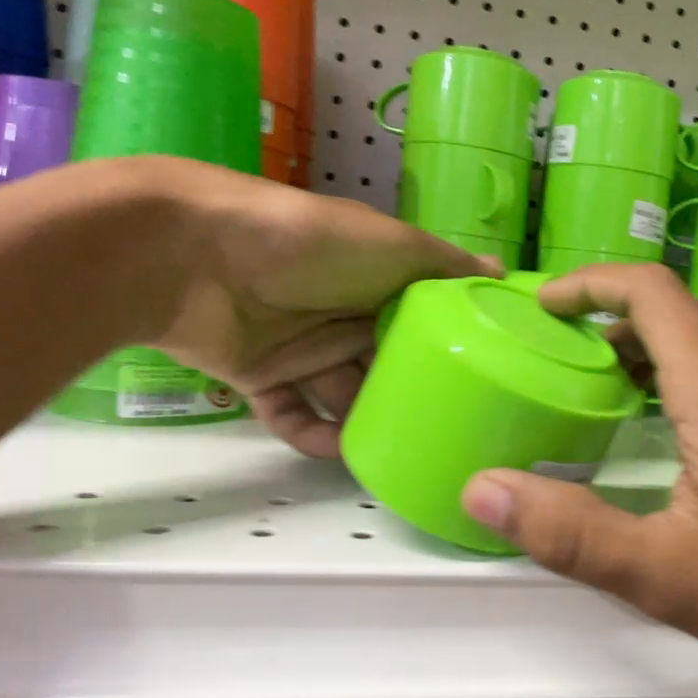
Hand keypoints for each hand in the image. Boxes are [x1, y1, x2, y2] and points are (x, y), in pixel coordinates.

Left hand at [126, 158, 496, 455]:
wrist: (194, 254)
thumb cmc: (310, 243)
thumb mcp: (393, 245)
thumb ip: (445, 267)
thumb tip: (504, 274)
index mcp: (377, 277)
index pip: (421, 319)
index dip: (448, 347)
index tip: (483, 384)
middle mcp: (344, 312)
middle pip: (386, 363)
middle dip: (413, 394)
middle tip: (450, 434)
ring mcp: (301, 346)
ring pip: (345, 395)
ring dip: (369, 422)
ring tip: (404, 453)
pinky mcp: (260, 376)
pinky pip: (294, 415)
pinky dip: (315, 436)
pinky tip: (343, 454)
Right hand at [459, 259, 697, 697]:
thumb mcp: (666, 575)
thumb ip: (570, 531)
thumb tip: (481, 489)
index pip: (648, 294)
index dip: (591, 284)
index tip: (545, 306)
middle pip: (681, 308)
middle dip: (617, 317)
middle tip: (571, 358)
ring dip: (668, 331)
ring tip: (624, 363)